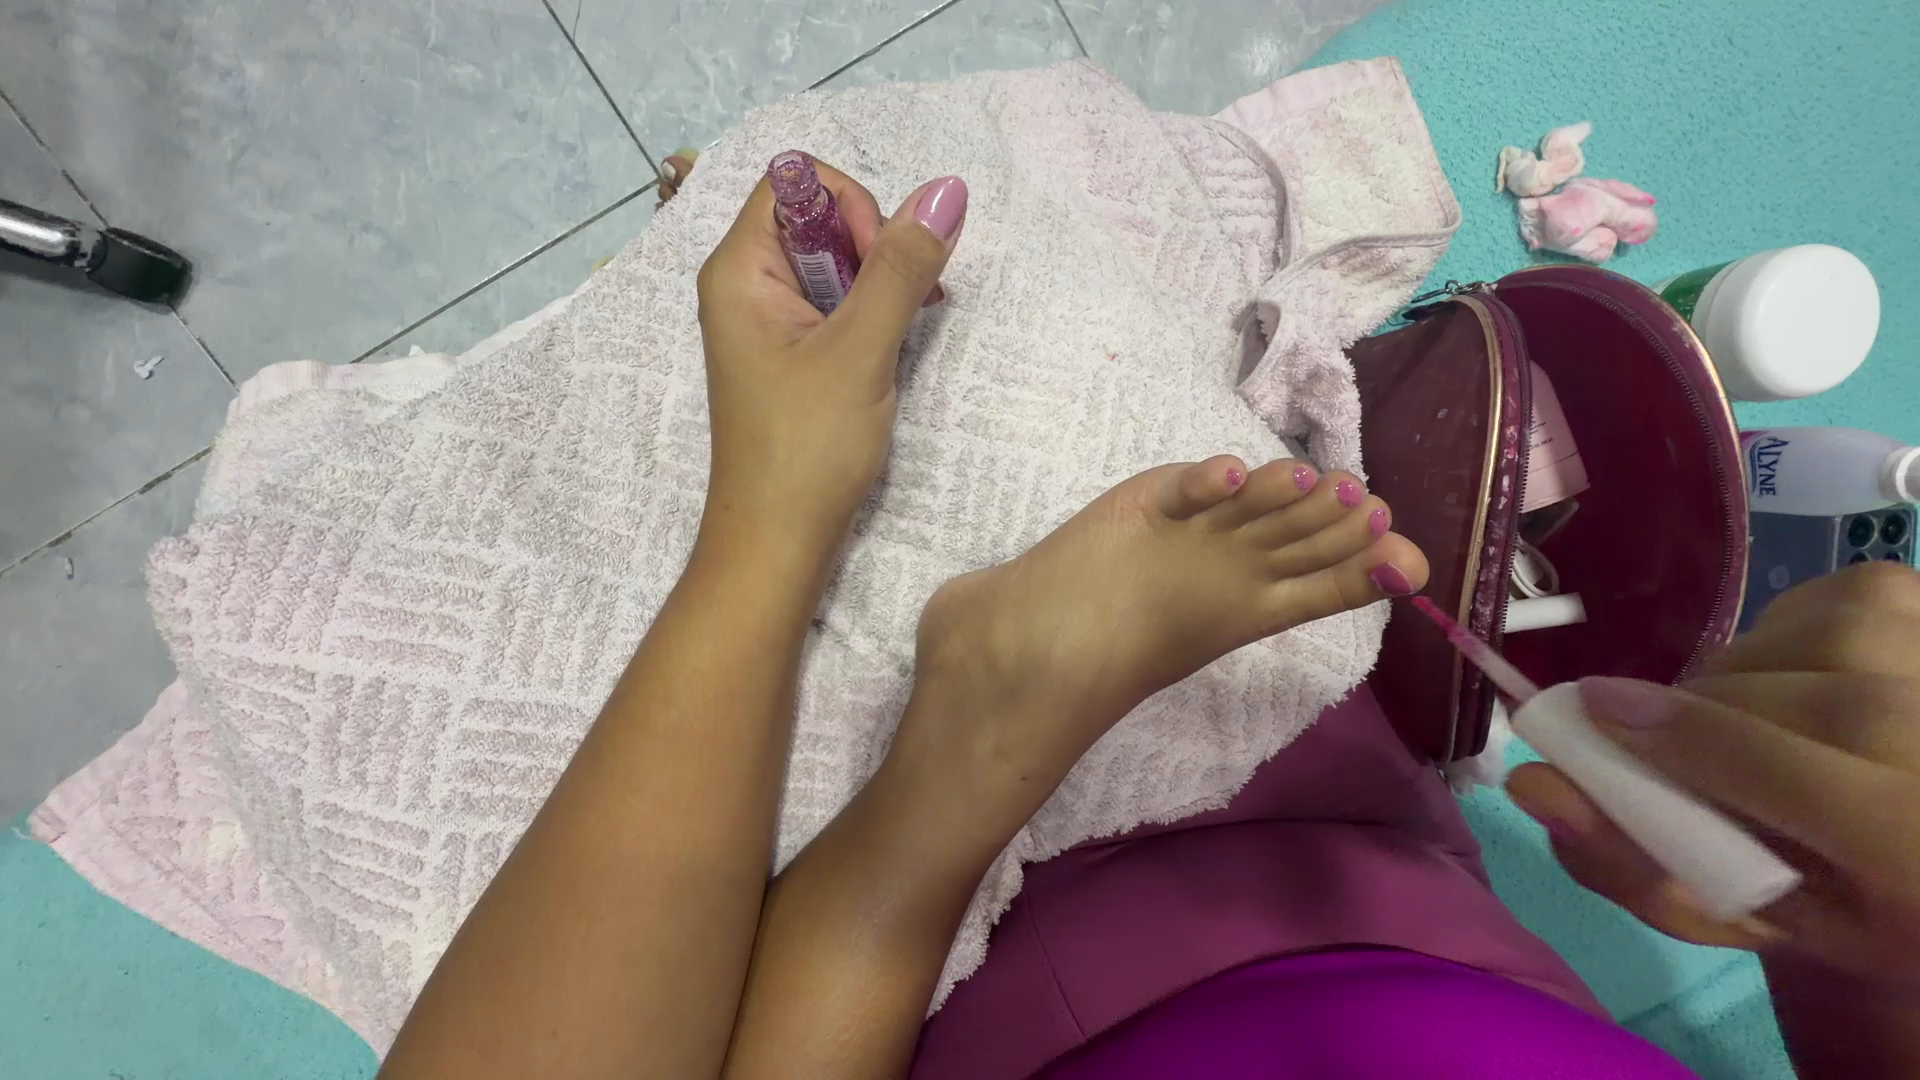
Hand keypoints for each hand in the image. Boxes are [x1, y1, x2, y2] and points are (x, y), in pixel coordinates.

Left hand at [696, 160, 966, 554]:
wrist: (779, 540)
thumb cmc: (808, 449)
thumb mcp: (859, 352)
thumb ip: (900, 269)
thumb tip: (947, 190)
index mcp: (740, 271)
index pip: (797, 184)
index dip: (854, 206)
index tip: (887, 264)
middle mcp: (748, 288)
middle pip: (819, 222)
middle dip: (876, 247)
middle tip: (909, 301)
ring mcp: (770, 326)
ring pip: (835, 268)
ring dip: (882, 284)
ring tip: (911, 324)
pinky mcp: (793, 358)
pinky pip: (836, 310)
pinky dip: (872, 315)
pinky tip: (897, 342)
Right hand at [1507, 562, 1919, 990]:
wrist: (1913, 873)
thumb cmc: (1811, 904)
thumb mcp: (1720, 910)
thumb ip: (1621, 857)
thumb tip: (1529, 784)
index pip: (1828, 791)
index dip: (1700, 741)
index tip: (1593, 705)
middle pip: (1830, 707)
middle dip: (1710, 710)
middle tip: (1670, 740)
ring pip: (1835, 639)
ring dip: (1750, 671)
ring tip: (1740, 717)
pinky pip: (1858, 598)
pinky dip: (1794, 629)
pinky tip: (1795, 676)